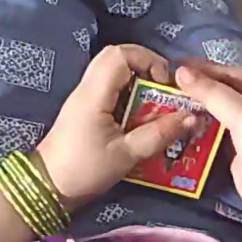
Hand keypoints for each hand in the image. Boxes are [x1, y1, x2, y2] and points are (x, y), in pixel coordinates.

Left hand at [37, 45, 199, 208]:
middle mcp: (87, 87)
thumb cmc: (85, 170)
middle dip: (146, 67)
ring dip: (138, 81)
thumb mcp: (127, 154)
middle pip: (116, 56)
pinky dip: (129, 93)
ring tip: (155, 104)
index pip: (120, 54)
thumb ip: (160, 133)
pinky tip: (140, 115)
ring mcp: (84, 96)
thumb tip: (193, 117)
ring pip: (113, 71)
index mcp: (95, 94)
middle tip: (163, 90)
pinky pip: (110, 87)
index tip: (164, 85)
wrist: (48, 187)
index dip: (148, 60)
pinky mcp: (85, 108)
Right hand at [174, 61, 241, 219]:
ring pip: (216, 113)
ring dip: (194, 108)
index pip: (230, 73)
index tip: (173, 66)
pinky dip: (196, 128)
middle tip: (165, 86)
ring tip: (166, 103)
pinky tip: (178, 125)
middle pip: (222, 92)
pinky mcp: (236, 153)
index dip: (203, 68)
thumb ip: (214, 94)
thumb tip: (180, 71)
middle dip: (196, 87)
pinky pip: (213, 134)